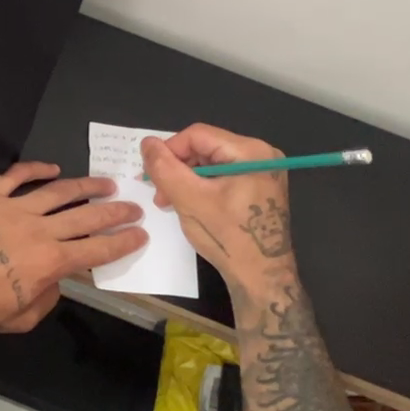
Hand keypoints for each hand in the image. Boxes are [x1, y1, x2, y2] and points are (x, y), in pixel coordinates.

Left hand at [0, 161, 146, 334]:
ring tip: (104, 183)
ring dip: (86, 185)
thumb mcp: (22, 318)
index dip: (123, 241)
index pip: (98, 249)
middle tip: (133, 206)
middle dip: (115, 211)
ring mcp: (13, 208)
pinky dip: (37, 169)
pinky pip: (17, 176)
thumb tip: (55, 280)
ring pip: (59, 191)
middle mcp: (40, 230)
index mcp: (52, 262)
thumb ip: (47, 298)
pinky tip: (52, 168)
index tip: (139, 233)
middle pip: (87, 215)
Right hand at [139, 124, 296, 298]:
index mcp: (251, 152)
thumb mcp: (189, 199)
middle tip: (160, 194)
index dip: (168, 151)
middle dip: (177, 168)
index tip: (151, 176)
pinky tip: (190, 204)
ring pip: (210, 161)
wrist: (260, 275)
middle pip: (204, 147)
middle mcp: (261, 154)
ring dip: (186, 179)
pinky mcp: (258, 186)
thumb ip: (165, 168)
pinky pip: (221, 175)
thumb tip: (147, 142)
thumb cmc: (227, 236)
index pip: (197, 135)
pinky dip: (201, 186)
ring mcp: (262, 171)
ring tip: (171, 202)